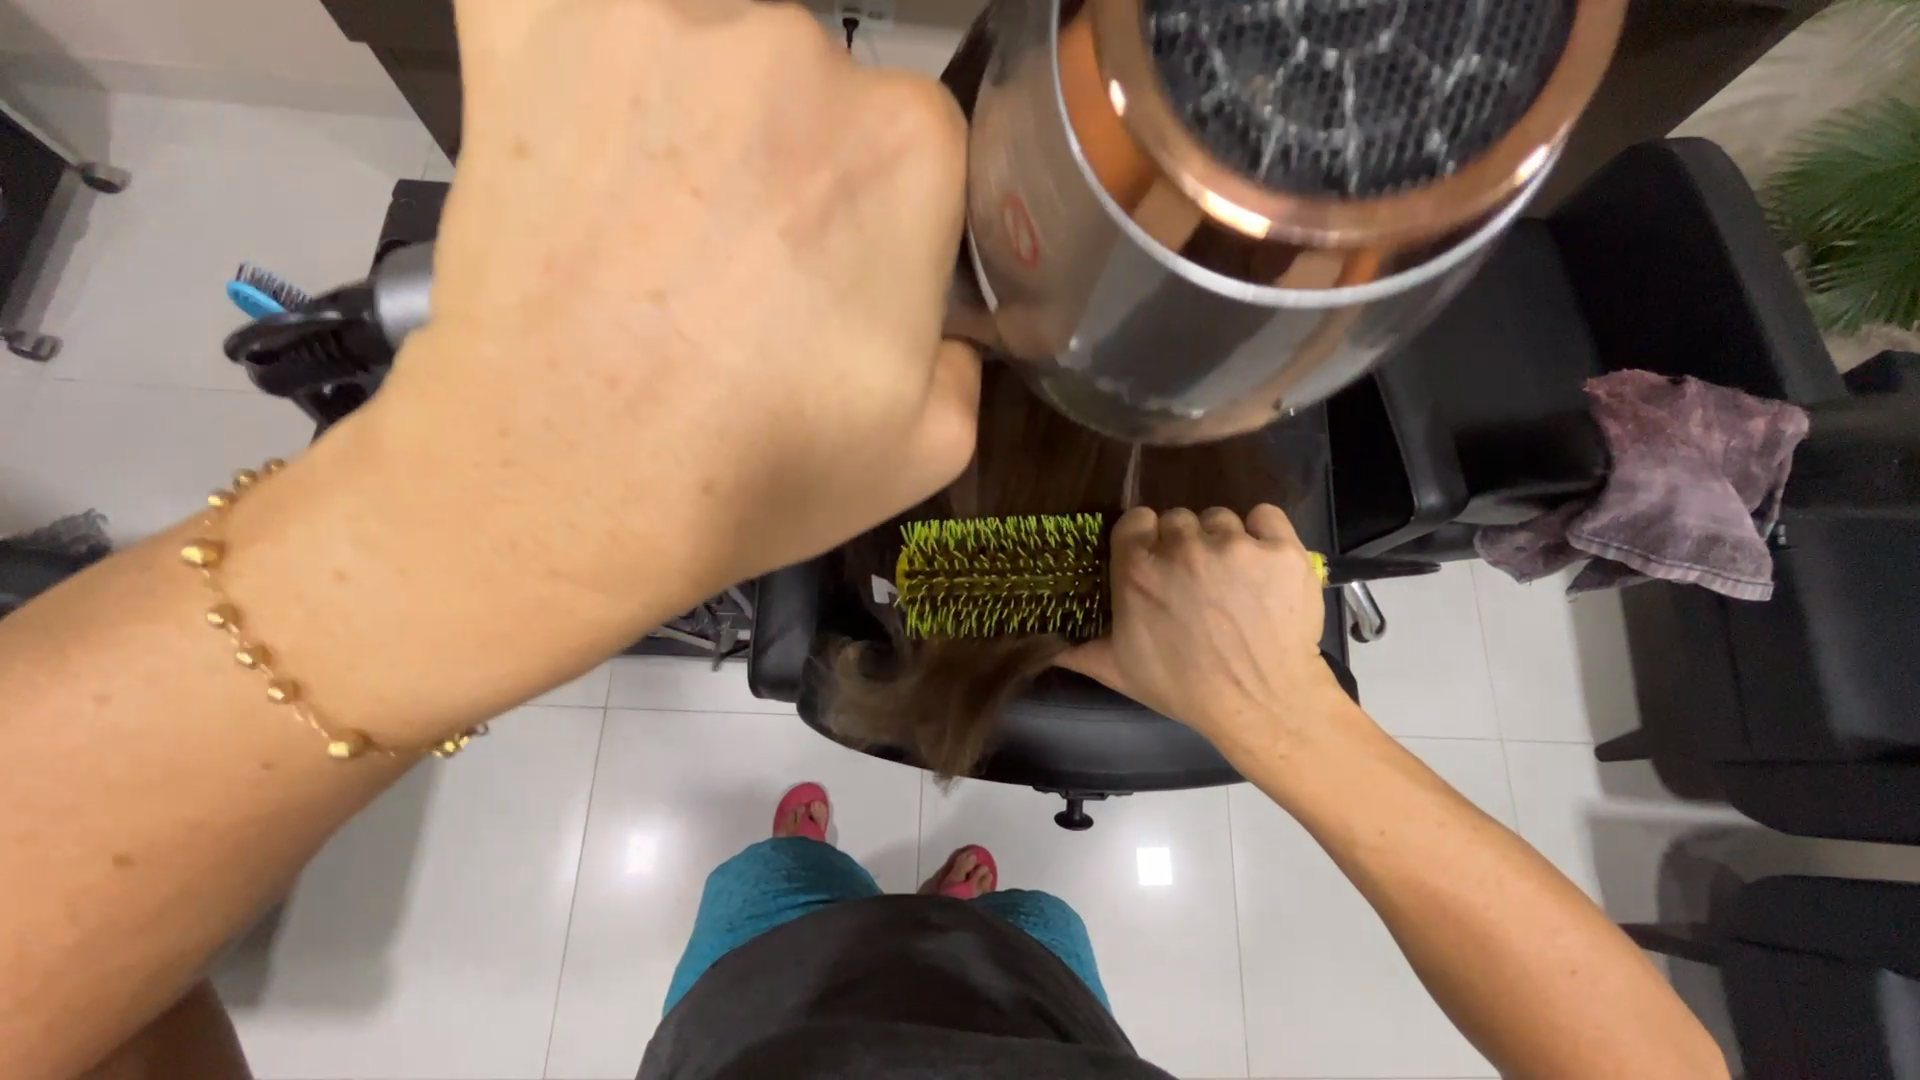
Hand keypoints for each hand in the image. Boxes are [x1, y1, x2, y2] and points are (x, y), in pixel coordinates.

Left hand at [367, 0, 980, 597]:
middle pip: (818, 89)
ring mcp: (652, 23)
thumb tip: (942, 320)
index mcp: (906, 148)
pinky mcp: (523, 28)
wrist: (567, 492)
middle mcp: (795, 52)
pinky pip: (561, 5)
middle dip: (797, 168)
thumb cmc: (759, 475)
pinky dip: (575, 53)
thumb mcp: (931, 448)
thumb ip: (968, 354)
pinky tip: (573, 127)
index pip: (921, 148)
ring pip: (708, 47)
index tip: (845, 278)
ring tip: (652, 228)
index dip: (886, 219)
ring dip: (697, 119)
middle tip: (744, 267)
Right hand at [1059, 506, 1355, 758]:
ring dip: (1222, 540)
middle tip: (1194, 579)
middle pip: (1178, 519)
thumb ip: (1078, 650)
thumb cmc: (1185, 688)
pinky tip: (1262, 563)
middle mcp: (1183, 548)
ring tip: (1232, 577)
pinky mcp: (1281, 549)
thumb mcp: (1119, 671)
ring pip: (1220, 518)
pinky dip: (1264, 533)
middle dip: (1183, 544)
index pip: (1135, 520)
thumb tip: (1043, 645)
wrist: (1263, 704)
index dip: (1144, 538)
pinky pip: (1266, 516)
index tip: (1153, 560)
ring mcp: (1235, 546)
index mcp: (1138, 570)